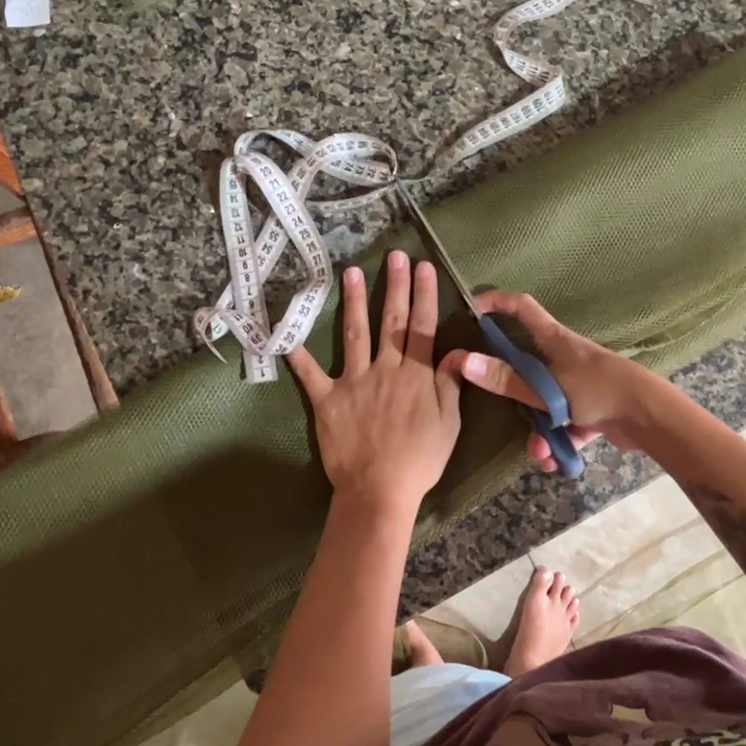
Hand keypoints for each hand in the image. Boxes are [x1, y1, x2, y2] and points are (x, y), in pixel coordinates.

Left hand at [288, 251, 462, 521]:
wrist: (379, 490)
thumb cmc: (420, 460)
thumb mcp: (450, 423)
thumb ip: (451, 383)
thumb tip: (457, 349)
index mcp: (416, 375)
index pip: (423, 326)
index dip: (424, 295)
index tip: (424, 266)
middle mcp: (385, 369)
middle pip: (391, 321)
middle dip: (394, 285)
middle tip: (395, 255)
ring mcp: (354, 382)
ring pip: (355, 334)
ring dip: (355, 302)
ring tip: (352, 272)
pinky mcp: (327, 400)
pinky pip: (311, 373)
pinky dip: (299, 354)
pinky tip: (287, 333)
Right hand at [439, 290, 664, 473]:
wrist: (649, 416)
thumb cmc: (597, 390)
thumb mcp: (546, 388)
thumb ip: (507, 380)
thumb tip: (463, 361)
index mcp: (554, 340)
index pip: (521, 308)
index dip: (497, 302)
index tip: (473, 308)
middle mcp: (566, 358)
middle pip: (529, 369)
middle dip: (516, 397)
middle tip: (504, 410)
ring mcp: (581, 384)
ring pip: (547, 405)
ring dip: (540, 432)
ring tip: (540, 455)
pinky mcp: (594, 409)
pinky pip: (568, 425)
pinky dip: (561, 442)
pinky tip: (558, 461)